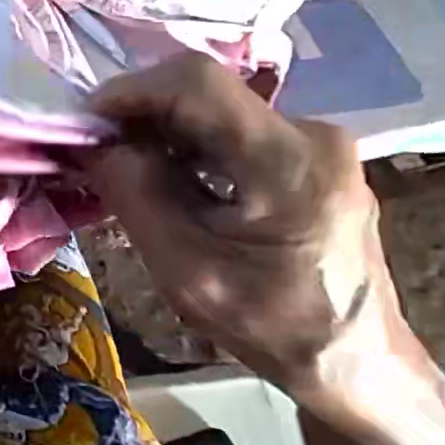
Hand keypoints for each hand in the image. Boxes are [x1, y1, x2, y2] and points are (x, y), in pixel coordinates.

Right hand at [84, 55, 415, 404]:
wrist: (357, 361)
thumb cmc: (270, 324)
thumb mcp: (182, 268)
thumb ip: (134, 193)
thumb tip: (97, 142)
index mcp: (288, 162)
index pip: (196, 83)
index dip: (129, 90)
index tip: (87, 124)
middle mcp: (310, 133)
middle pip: (201, 89)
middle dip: (138, 111)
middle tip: (99, 150)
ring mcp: (312, 140)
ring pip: (210, 104)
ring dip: (157, 127)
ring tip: (127, 167)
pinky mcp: (305, 152)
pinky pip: (226, 124)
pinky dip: (182, 140)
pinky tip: (167, 176)